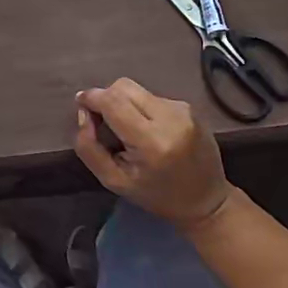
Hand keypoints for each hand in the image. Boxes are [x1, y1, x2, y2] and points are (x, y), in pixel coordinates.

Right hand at [73, 78, 236, 231]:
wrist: (206, 200)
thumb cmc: (157, 195)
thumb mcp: (115, 181)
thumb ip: (90, 148)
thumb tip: (84, 113)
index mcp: (151, 141)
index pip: (113, 101)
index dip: (91, 98)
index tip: (81, 104)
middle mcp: (169, 118)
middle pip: (123, 87)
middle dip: (106, 98)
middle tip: (103, 121)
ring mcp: (182, 109)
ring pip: (138, 90)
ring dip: (125, 103)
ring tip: (128, 130)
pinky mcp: (189, 107)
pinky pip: (153, 97)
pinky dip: (142, 108)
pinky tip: (148, 130)